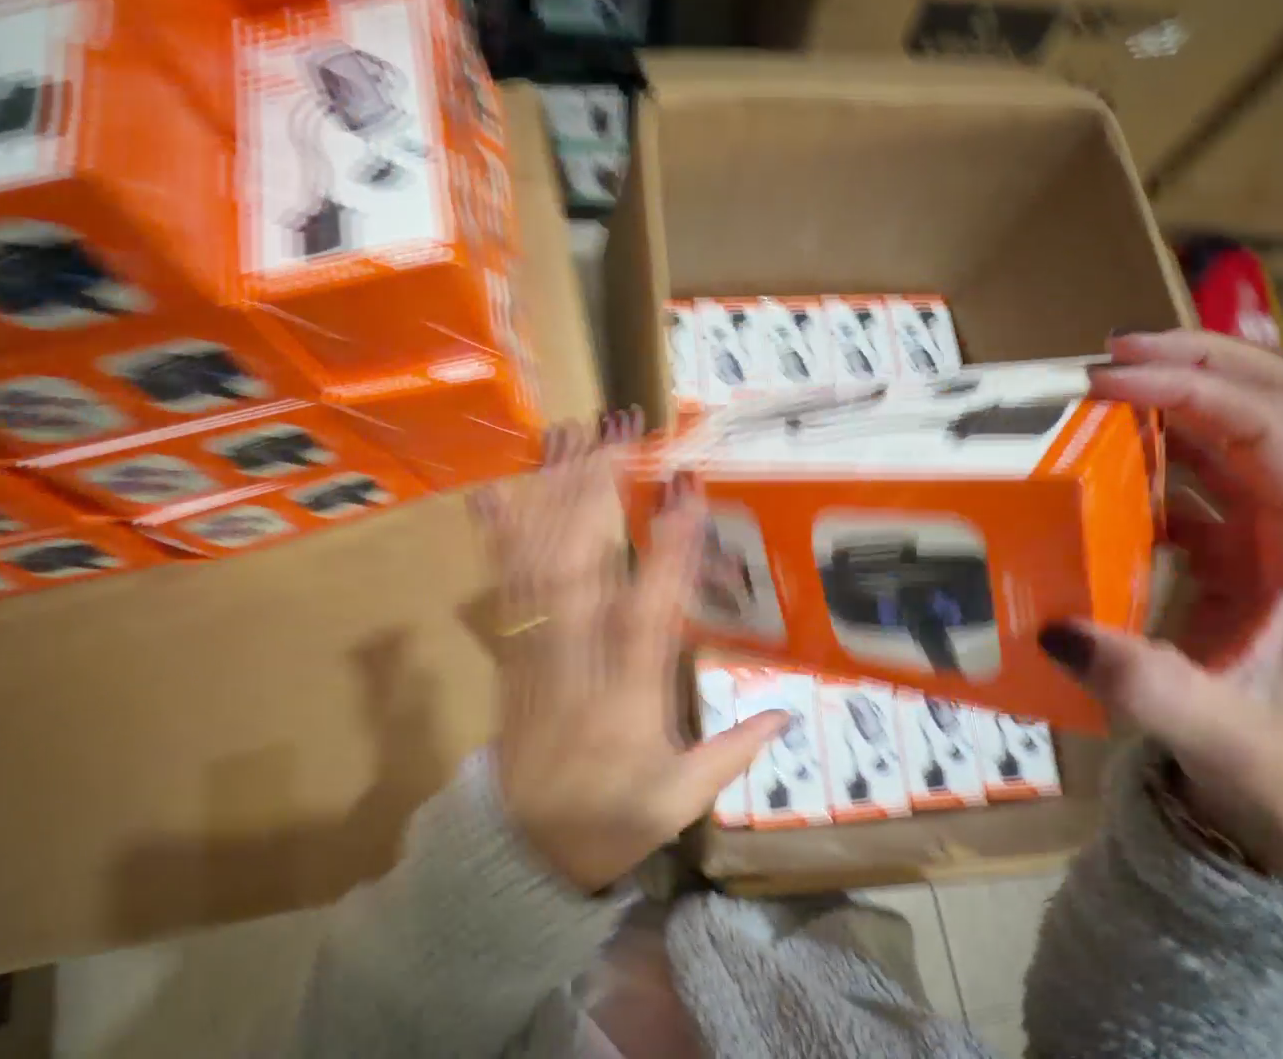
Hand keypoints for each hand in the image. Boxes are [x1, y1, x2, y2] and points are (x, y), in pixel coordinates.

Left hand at [469, 423, 788, 893]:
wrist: (522, 851)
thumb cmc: (609, 823)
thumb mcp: (680, 802)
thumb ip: (732, 753)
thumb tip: (788, 710)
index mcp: (626, 701)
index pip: (648, 614)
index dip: (668, 551)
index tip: (684, 490)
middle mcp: (575, 665)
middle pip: (580, 569)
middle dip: (596, 493)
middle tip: (616, 431)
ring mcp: (534, 656)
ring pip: (537, 567)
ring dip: (551, 496)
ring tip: (566, 435)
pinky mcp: (509, 655)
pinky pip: (502, 590)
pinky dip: (498, 538)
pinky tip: (493, 491)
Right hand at [1040, 331, 1282, 881]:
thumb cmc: (1279, 772)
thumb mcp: (1214, 734)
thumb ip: (1141, 682)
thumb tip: (1054, 627)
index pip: (1273, 431)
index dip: (1191, 390)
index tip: (1106, 378)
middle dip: (1201, 361)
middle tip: (1111, 352)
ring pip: (1259, 427)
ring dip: (1188, 394)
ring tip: (1109, 381)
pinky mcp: (1261, 553)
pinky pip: (1219, 478)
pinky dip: (1169, 452)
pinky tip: (1115, 458)